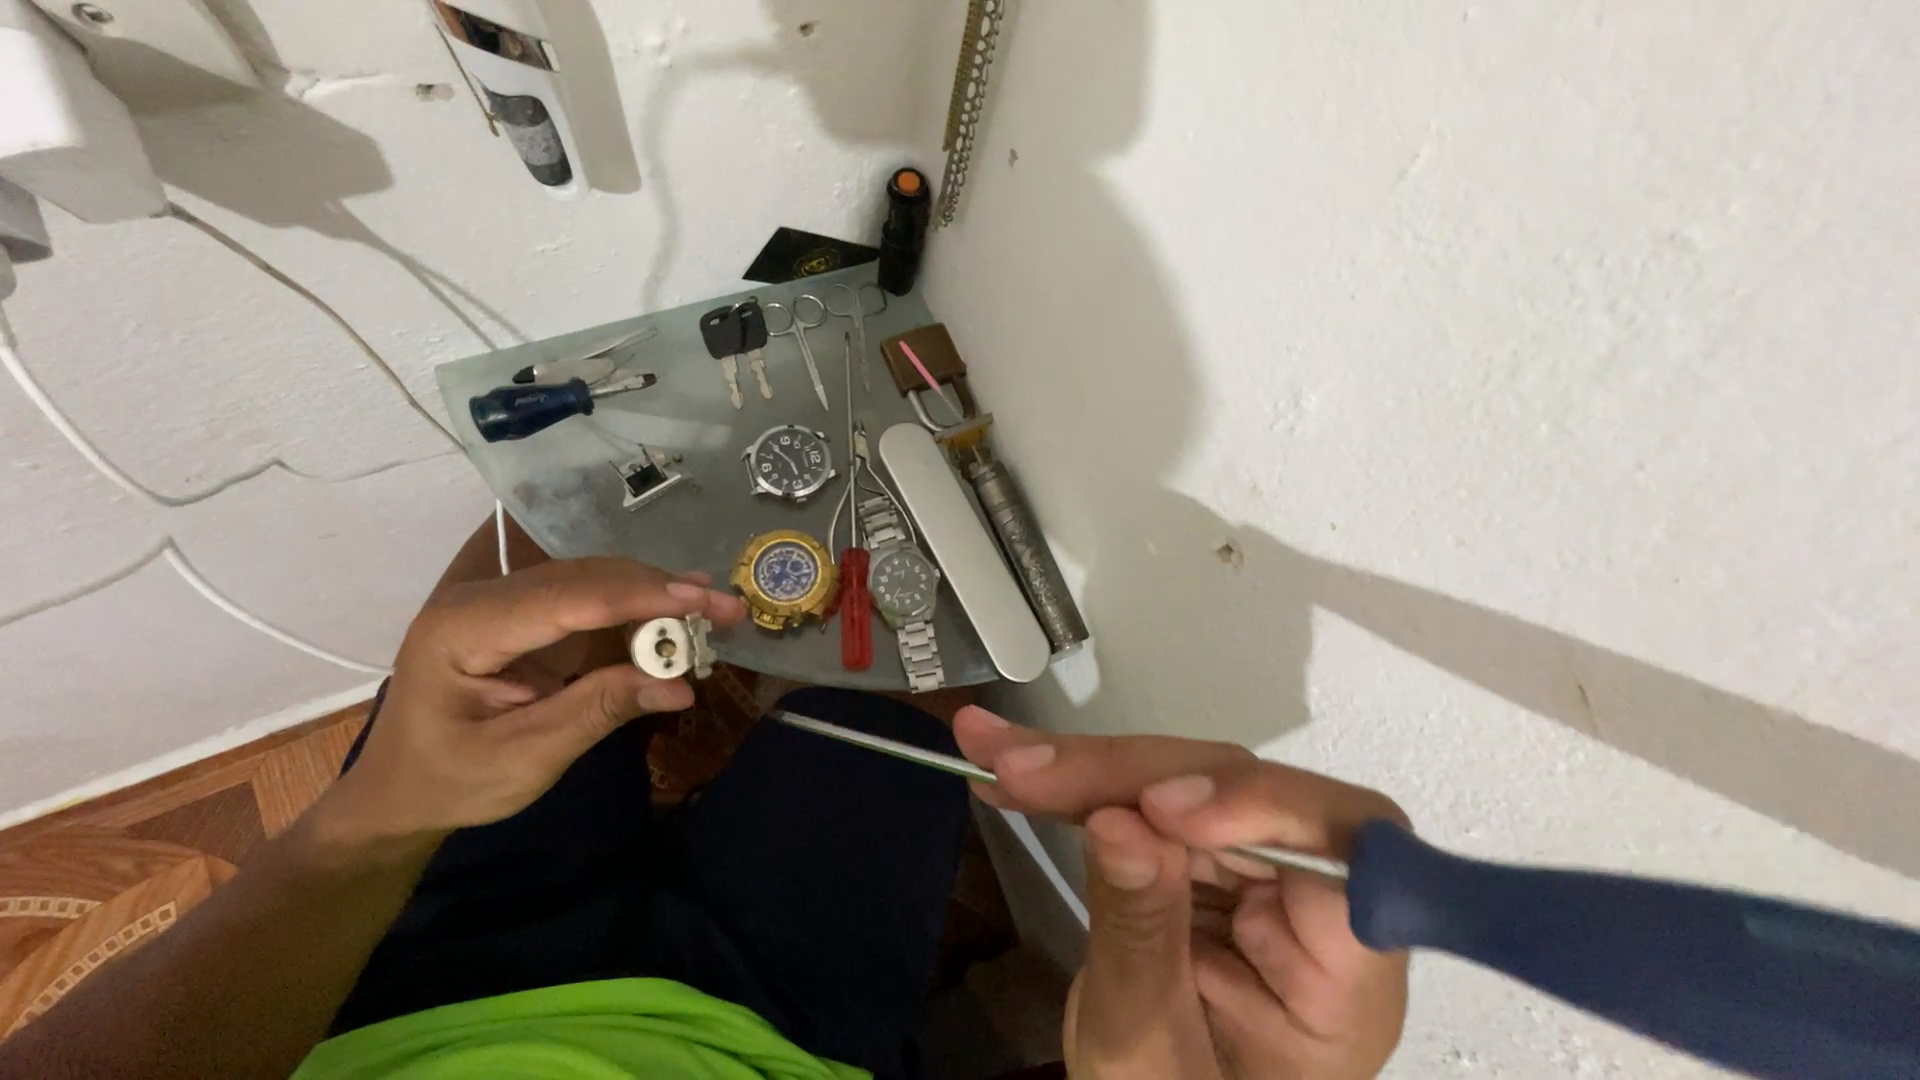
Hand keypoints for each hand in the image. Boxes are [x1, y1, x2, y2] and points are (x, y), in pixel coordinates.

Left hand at [313, 558, 745, 846]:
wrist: (401, 792)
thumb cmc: (450, 781)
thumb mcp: (525, 757)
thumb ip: (598, 711)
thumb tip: (680, 686)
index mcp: (464, 629)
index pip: (566, 598)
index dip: (637, 596)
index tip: (701, 600)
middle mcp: (484, 599)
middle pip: (586, 579)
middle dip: (659, 591)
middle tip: (725, 607)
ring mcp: (506, 603)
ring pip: (595, 581)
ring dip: (656, 595)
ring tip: (715, 608)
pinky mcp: (530, 617)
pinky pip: (593, 602)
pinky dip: (639, 610)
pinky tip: (680, 612)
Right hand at [953, 709, 1408, 1079]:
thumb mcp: (1145, 1051)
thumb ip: (1138, 935)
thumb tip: (1114, 818)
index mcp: (1342, 976)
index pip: (1346, 854)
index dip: (1261, 807)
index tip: (1161, 806)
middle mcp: (1307, 903)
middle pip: (1238, 795)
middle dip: (1124, 775)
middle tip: (1018, 766)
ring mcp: (1249, 872)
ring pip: (1177, 781)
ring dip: (1081, 767)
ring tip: (992, 753)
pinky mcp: (1196, 857)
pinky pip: (1138, 801)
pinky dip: (1071, 786)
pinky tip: (1009, 769)